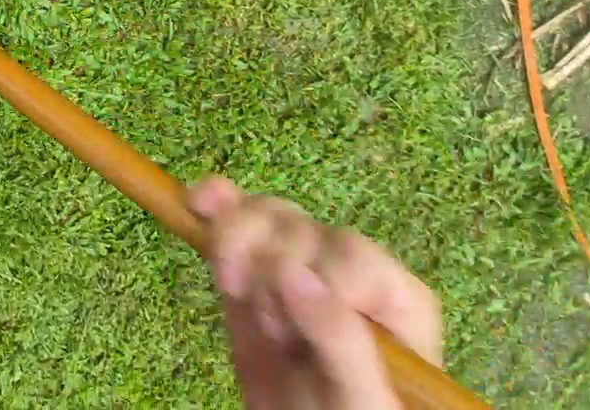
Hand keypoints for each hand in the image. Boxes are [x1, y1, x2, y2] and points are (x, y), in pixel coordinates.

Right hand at [188, 177, 441, 409]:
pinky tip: (195, 203)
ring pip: (263, 212)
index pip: (352, 255)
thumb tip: (288, 270)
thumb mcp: (360, 400)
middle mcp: (347, 267)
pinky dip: (213, 200)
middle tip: (276, 334)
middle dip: (270, 275)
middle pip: (300, 228)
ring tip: (235, 291)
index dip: (318, 285)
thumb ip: (339, 339)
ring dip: (235, 244)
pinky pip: (231, 208)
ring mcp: (293, 259)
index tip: (304, 336)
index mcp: (394, 298)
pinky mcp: (248, 259)